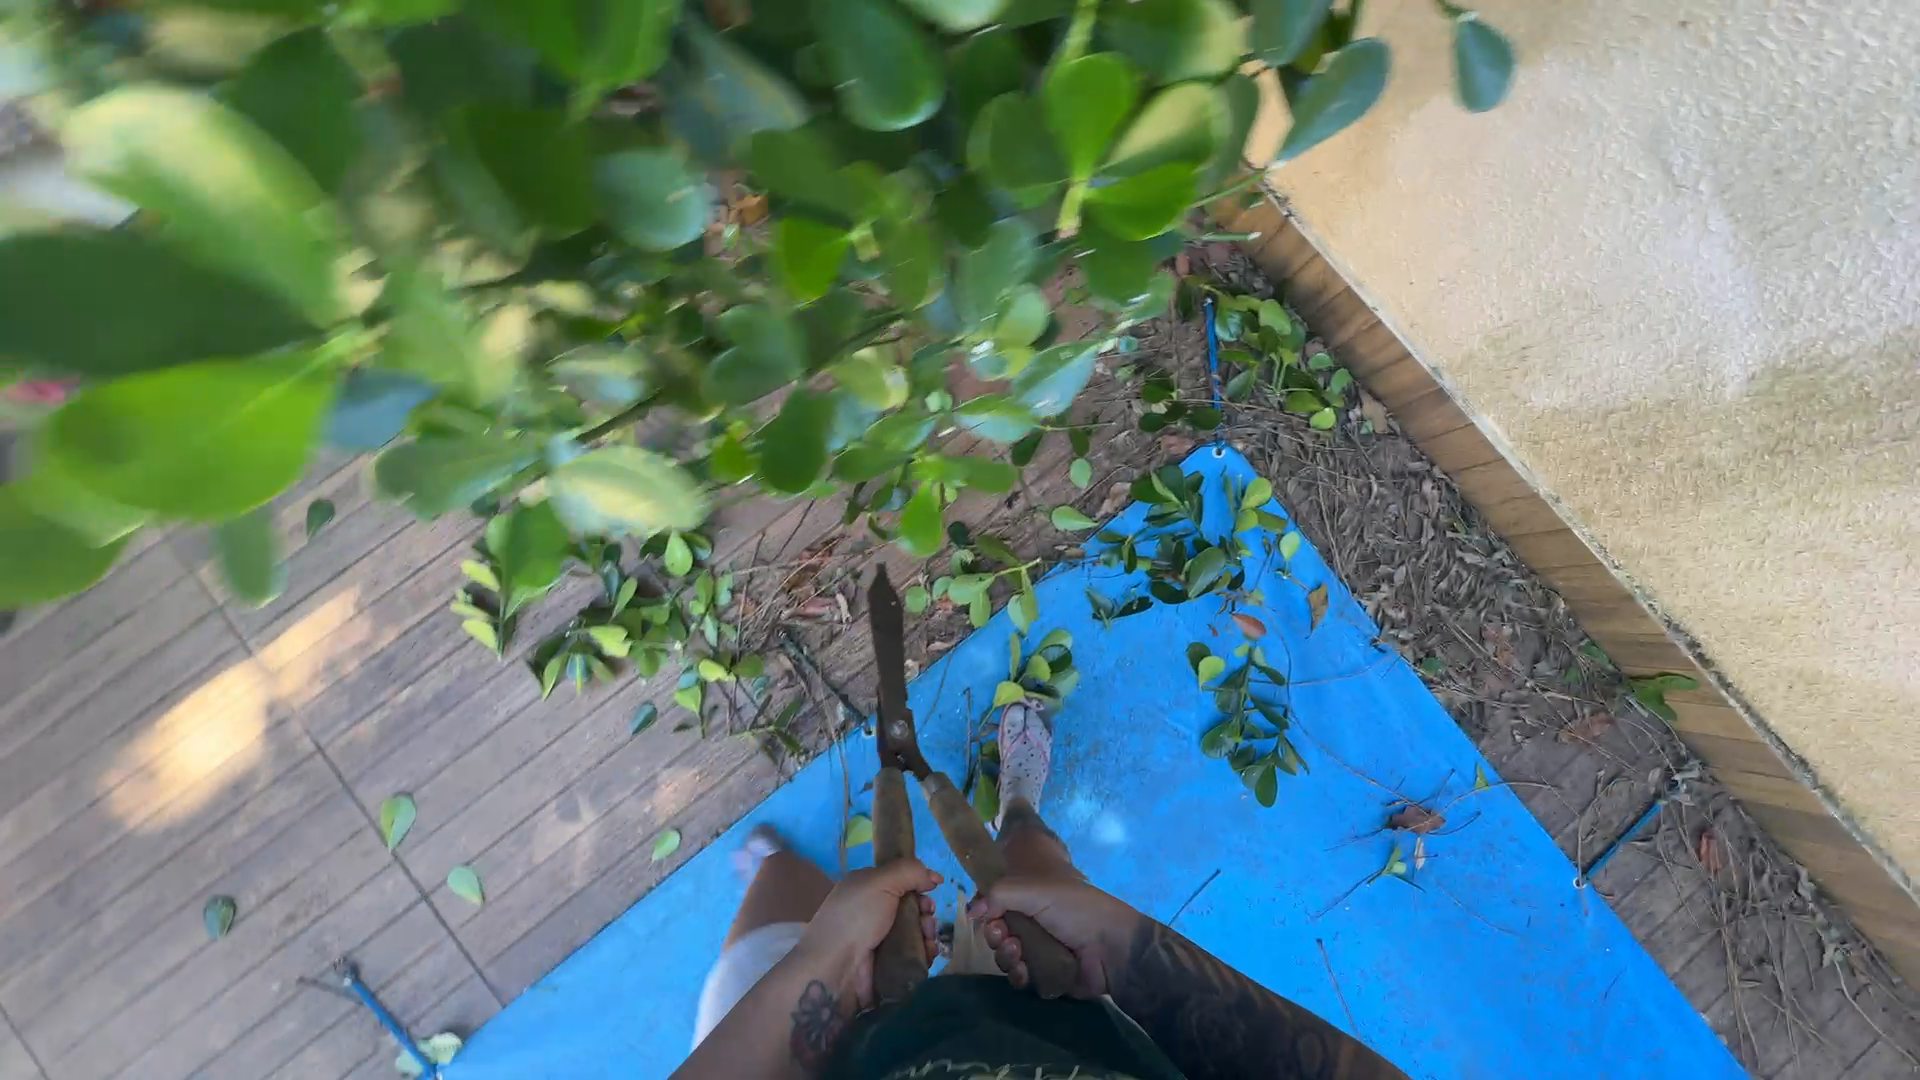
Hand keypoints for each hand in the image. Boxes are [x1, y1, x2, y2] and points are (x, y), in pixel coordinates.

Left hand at [793, 860, 941, 1008]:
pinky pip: (914, 956)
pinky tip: (928, 953)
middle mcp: (874, 912)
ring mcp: (881, 941)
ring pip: (916, 932)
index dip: (918, 883)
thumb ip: (910, 871)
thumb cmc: (856, 916)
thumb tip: (934, 876)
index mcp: (868, 888)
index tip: (932, 888)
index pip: (900, 880)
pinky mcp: (889, 966)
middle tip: (927, 916)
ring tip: (927, 937)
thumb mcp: (881, 881)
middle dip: (926, 910)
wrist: (835, 968)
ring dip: (928, 932)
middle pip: (912, 907)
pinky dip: (924, 953)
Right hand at [966, 877, 1143, 998]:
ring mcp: (1038, 951)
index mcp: (1030, 899)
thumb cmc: (1074, 909)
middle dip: (995, 936)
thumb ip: (999, 894)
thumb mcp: (1035, 889)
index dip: (986, 912)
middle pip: (997, 933)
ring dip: (1005, 957)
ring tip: (1018, 953)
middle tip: (1004, 936)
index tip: (985, 917)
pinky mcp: (1045, 977)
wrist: (1110, 946)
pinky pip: (1021, 980)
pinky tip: (1024, 972)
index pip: (996, 905)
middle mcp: (1032, 923)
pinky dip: (1018, 976)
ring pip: (1006, 958)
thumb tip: (971, 911)